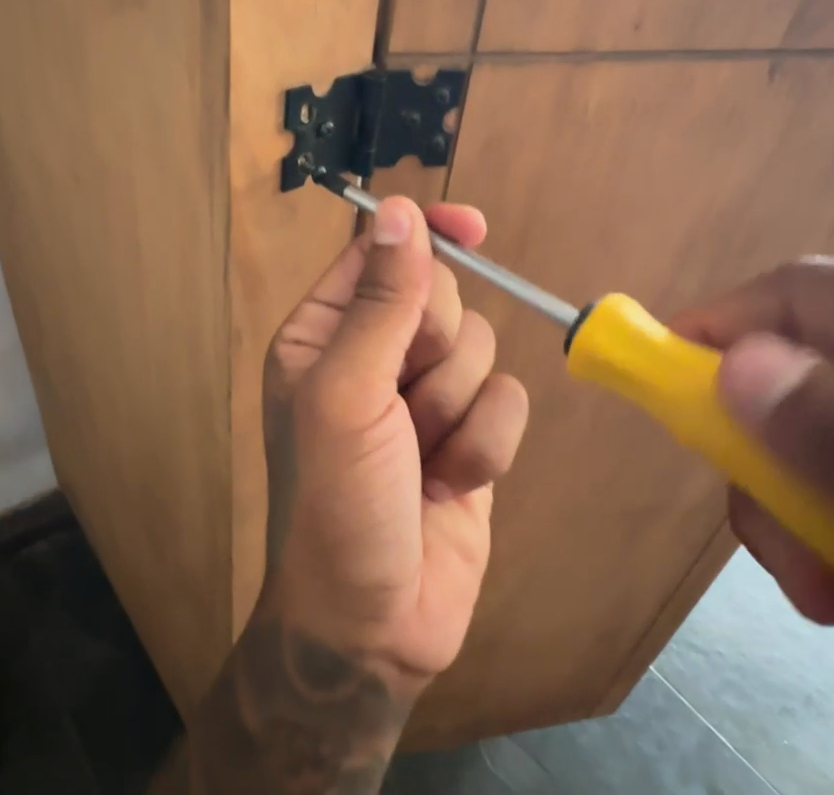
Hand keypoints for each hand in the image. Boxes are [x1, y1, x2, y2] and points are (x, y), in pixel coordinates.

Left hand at [260, 195, 528, 692]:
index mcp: (324, 335)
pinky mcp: (470, 440)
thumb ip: (380, 301)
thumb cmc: (335, 503)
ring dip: (457, 411)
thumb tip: (401, 209)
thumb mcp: (345, 393)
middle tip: (401, 405)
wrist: (371, 625)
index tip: (470, 226)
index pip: (380, 256)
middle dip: (434, 354)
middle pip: (442, 299)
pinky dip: (485, 447)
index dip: (422, 237)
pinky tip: (450, 487)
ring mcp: (425, 400)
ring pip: (481, 351)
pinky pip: (508, 403)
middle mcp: (373, 358)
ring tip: (421, 459)